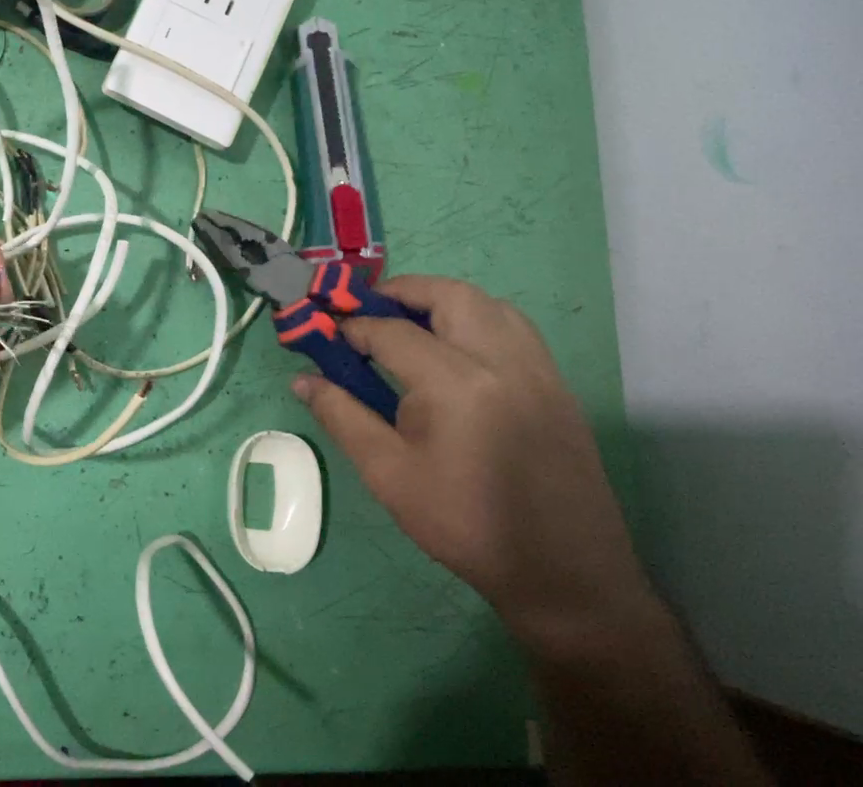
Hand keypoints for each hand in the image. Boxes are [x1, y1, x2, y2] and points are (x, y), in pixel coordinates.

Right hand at [291, 275, 657, 652]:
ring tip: (405, 329)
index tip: (321, 335)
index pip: (392, 331)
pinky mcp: (558, 388)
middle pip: (450, 295)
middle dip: (400, 293)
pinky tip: (451, 356)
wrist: (563, 573)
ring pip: (490, 305)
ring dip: (442, 303)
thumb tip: (302, 380)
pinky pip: (514, 331)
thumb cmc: (464, 524)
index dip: (350, 327)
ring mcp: (540, 372)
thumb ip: (342, 416)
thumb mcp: (387, 473)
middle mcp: (504, 362)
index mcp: (457, 383)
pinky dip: (476, 322)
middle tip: (363, 315)